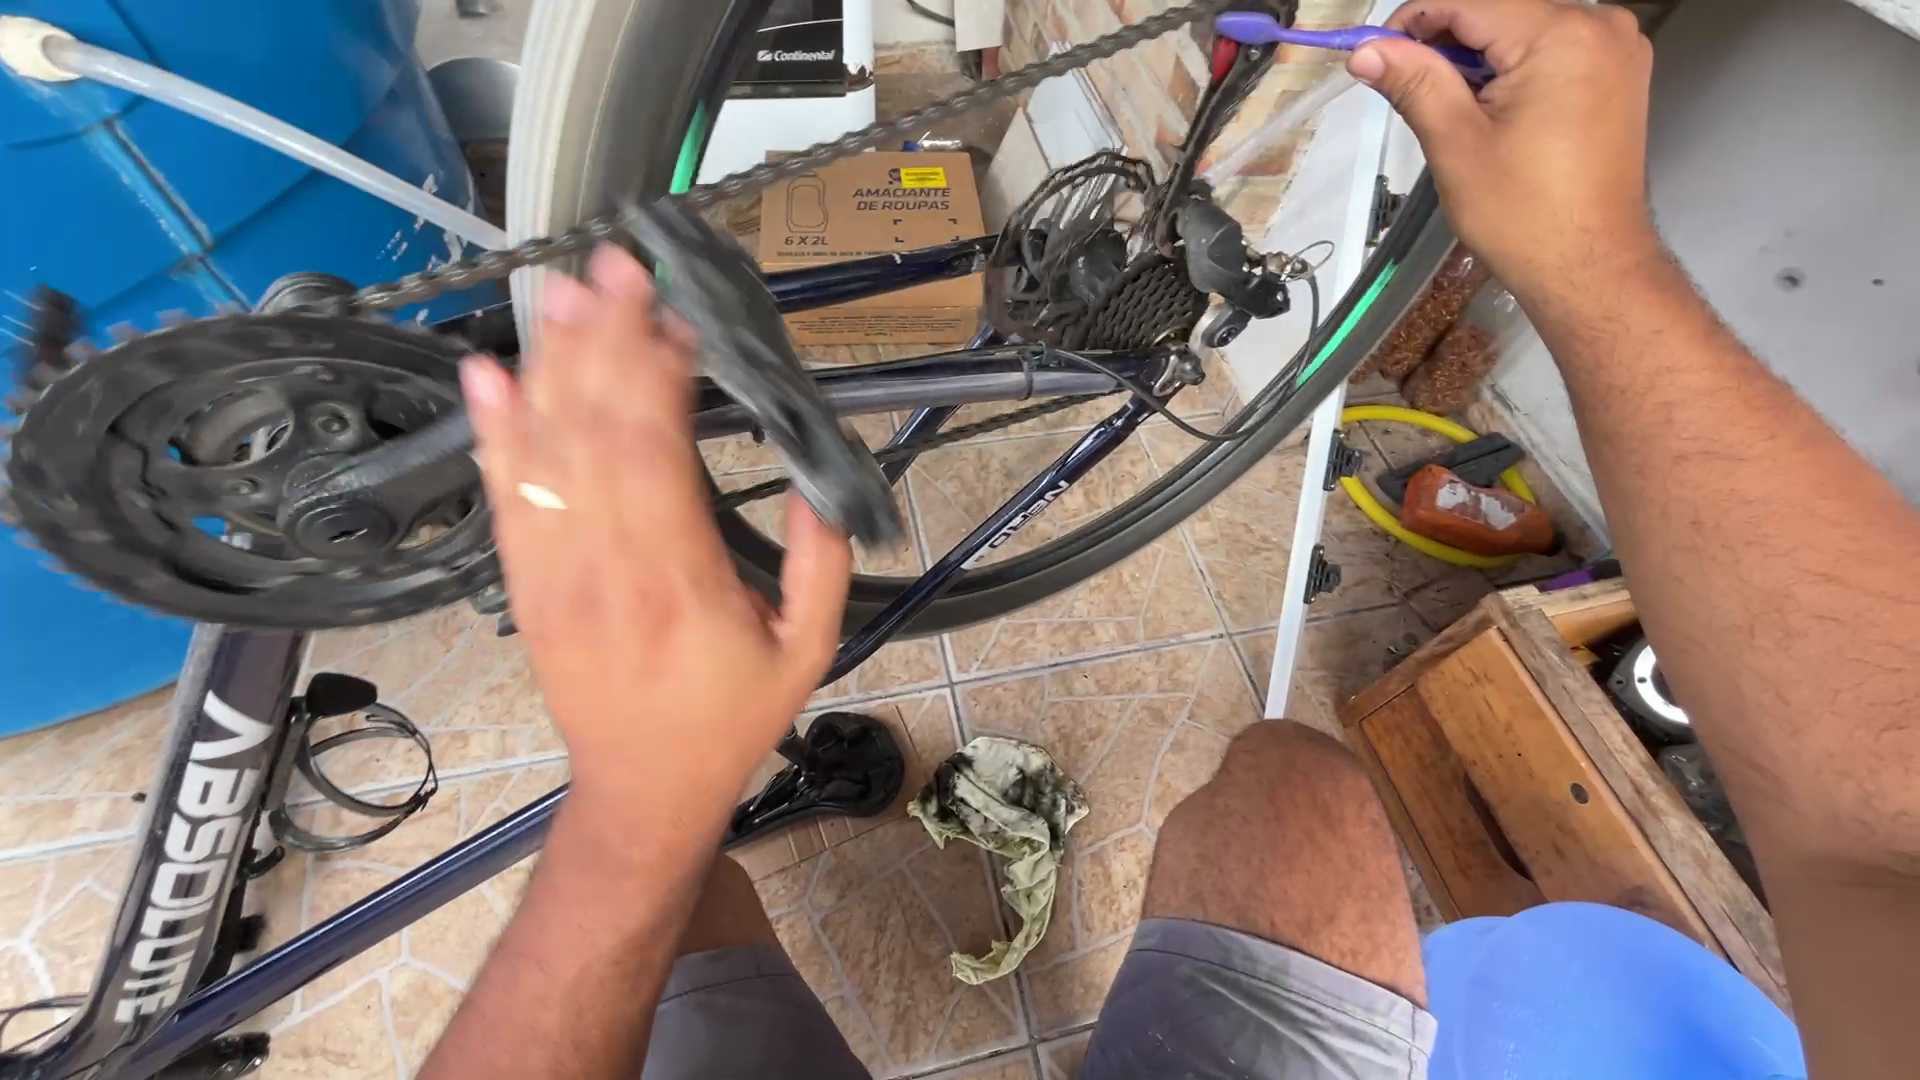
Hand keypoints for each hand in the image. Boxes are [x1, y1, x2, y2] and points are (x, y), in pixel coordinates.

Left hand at [459, 246, 851, 810]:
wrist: (643, 786)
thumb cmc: (731, 717)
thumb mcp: (809, 651)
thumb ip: (820, 565)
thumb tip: (812, 482)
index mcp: (680, 583)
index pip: (655, 455)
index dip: (656, 375)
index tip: (672, 314)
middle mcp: (606, 569)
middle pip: (593, 435)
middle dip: (603, 342)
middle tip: (613, 268)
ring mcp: (553, 575)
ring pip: (544, 454)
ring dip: (552, 366)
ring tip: (562, 293)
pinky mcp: (526, 585)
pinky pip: (505, 499)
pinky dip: (495, 432)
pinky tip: (491, 374)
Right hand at [1348, 0, 1658, 291]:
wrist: (1585, 260)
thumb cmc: (1518, 210)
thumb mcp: (1454, 144)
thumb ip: (1414, 84)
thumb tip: (1366, 51)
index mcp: (1560, 35)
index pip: (1471, 0)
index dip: (1413, 18)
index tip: (1372, 54)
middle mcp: (1599, 23)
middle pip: (1500, 9)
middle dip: (1443, 41)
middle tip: (1402, 88)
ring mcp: (1616, 46)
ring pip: (1524, 29)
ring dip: (1475, 57)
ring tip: (1446, 110)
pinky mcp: (1616, 72)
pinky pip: (1551, 50)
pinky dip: (1509, 69)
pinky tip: (1487, 111)